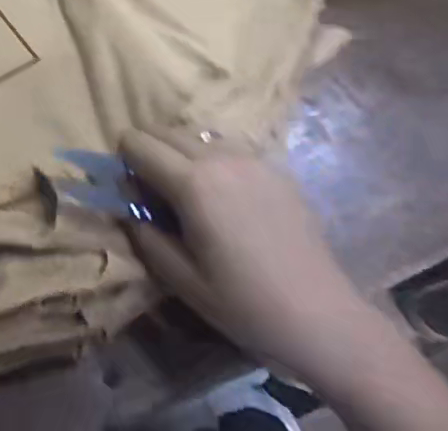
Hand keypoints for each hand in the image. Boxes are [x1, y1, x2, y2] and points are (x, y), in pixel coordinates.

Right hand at [119, 128, 365, 381]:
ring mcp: (250, 158)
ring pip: (195, 134)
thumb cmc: (245, 304)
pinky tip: (226, 197)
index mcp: (192, 183)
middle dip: (149, 151)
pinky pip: (226, 147)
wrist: (323, 318)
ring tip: (192, 193)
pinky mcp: (273, 166)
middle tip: (155, 192)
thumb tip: (128, 204)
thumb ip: (144, 233)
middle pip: (163, 130)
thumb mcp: (181, 279)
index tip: (130, 188)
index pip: (137, 142)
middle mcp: (218, 157)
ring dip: (180, 152)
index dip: (124, 159)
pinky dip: (211, 159)